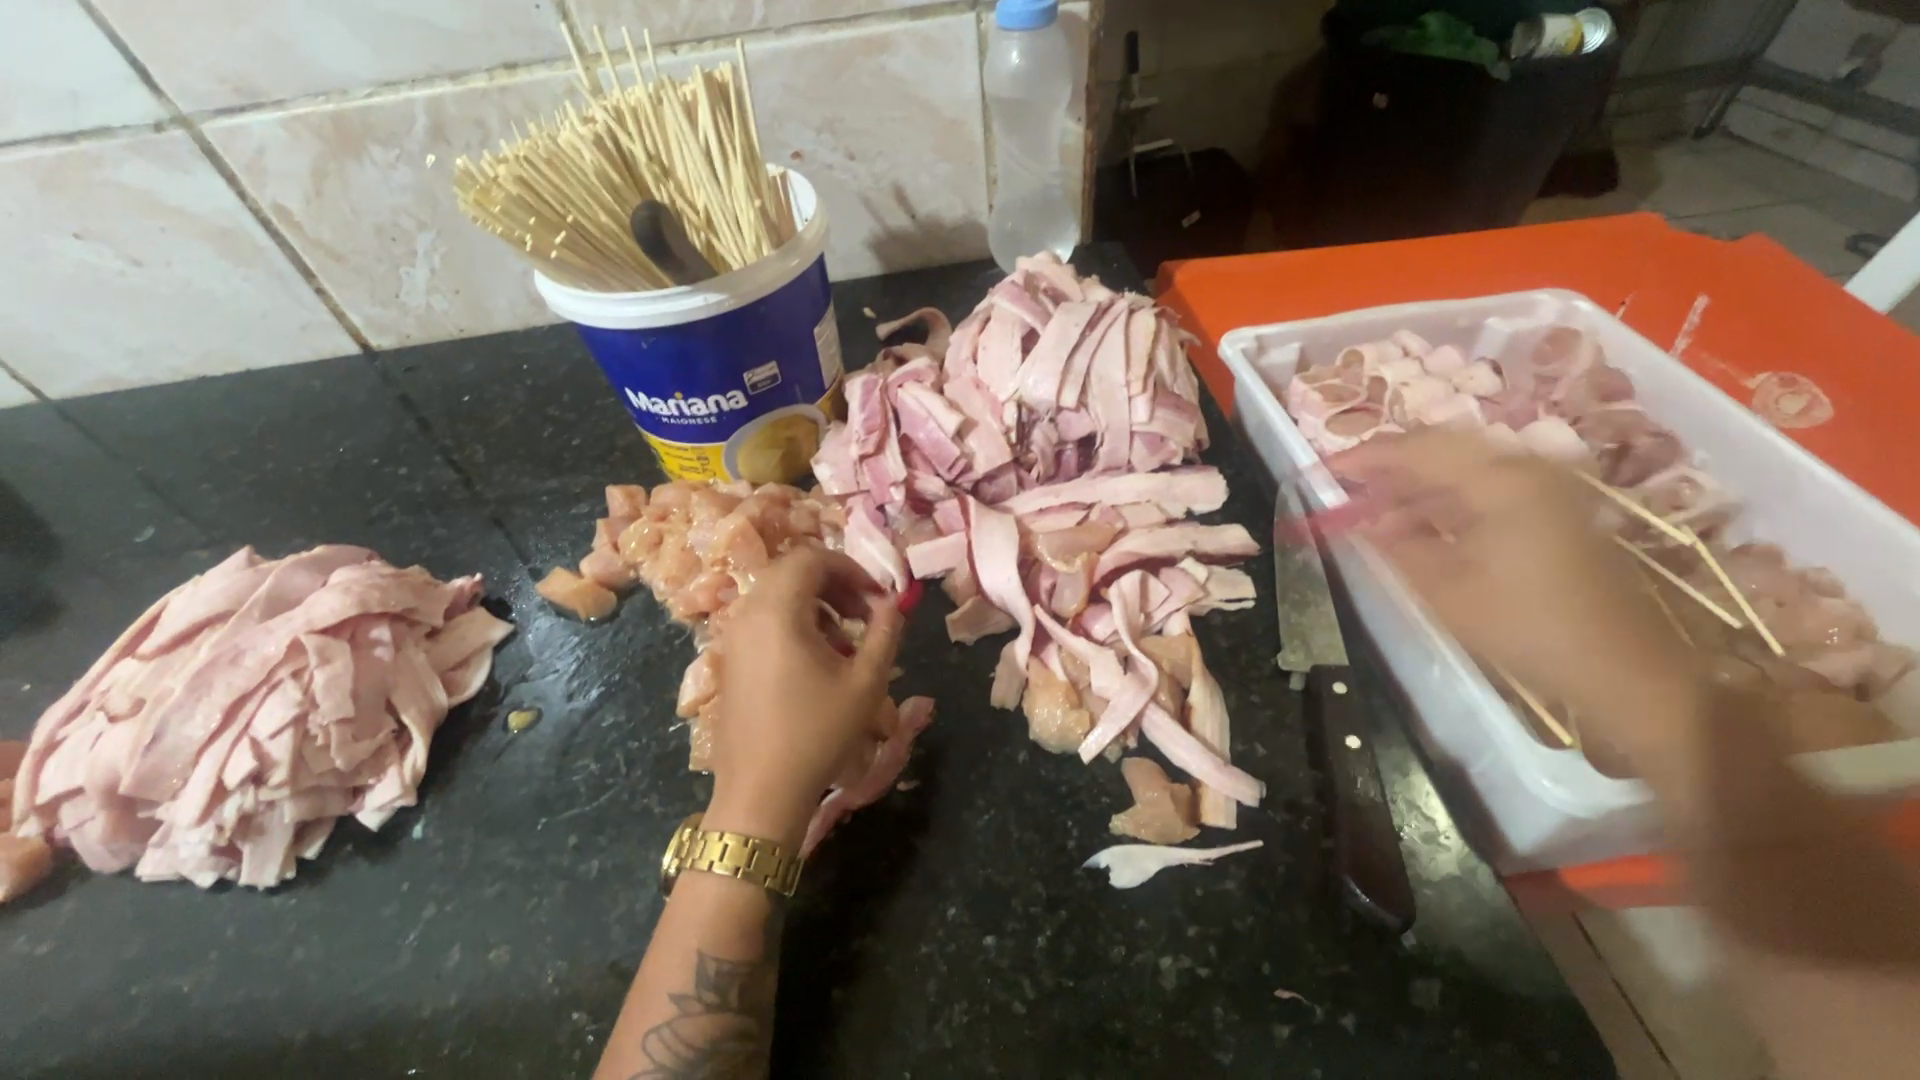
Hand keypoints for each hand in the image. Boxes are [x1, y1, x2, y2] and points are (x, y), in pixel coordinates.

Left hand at [704, 547, 902, 847]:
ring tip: (847, 643)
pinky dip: (795, 625)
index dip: (851, 568)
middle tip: (866, 615)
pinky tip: (819, 663)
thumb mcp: (866, 682)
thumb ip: (885, 631)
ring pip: (778, 597)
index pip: (812, 558)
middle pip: (793, 573)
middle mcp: (748, 614)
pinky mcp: (731, 661)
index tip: (878, 597)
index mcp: (778, 611)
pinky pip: (764, 622)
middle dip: (836, 585)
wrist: (761, 793)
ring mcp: (733, 638)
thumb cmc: (818, 734)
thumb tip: (894, 602)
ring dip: (817, 606)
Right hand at [1330, 430, 1706, 760]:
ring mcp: (1543, 488)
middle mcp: (1525, 469)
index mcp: (1501, 480)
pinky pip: (1483, 491)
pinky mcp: (1551, 511)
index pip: (1417, 448)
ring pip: (1461, 470)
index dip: (1363, 458)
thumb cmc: (1526, 627)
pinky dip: (1443, 504)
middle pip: (1440, 450)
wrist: (1622, 666)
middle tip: (1343, 494)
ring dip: (1413, 490)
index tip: (1321, 473)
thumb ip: (1393, 544)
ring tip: (1370, 519)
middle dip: (1386, 471)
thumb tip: (1357, 521)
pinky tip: (1414, 531)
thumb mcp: (1444, 589)